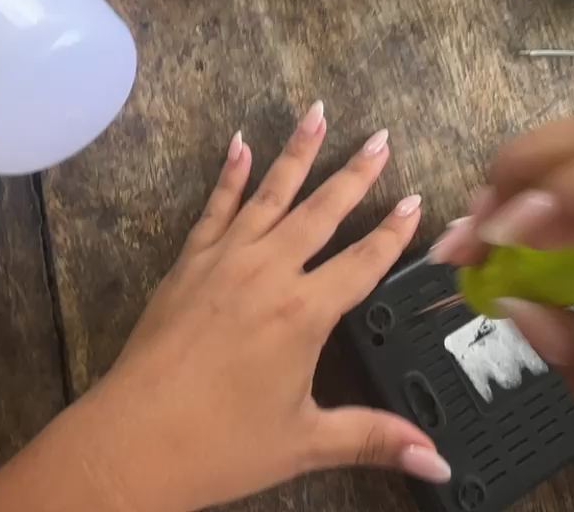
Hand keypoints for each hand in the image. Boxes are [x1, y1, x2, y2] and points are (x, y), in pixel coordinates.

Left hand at [0, 101, 448, 511]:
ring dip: (297, 152)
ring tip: (316, 112)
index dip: (394, 232)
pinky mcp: (191, 258)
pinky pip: (216, 205)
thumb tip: (440, 462)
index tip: (417, 198)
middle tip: (380, 137)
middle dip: (356, 173)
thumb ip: (374, 438)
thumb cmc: (222, 444)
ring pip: (271, 193)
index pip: (363, 262)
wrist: (133, 439)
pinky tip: (240, 144)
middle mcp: (270, 270)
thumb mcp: (304, 442)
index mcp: (305, 313)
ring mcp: (226, 257)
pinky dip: (230, 173)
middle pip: (323, 211)